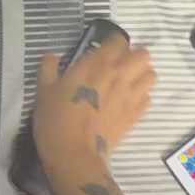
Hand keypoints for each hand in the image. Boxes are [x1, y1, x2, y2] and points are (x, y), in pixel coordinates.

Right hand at [33, 35, 155, 178]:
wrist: (73, 153)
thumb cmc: (55, 119)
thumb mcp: (43, 91)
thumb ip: (48, 69)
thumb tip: (50, 57)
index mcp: (95, 65)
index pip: (118, 41)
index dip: (113, 42)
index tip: (103, 49)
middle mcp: (118, 75)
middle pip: (142, 54)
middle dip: (133, 56)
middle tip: (118, 65)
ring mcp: (130, 96)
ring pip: (151, 74)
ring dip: (141, 74)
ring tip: (127, 82)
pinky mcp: (136, 115)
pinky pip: (148, 98)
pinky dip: (141, 96)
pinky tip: (127, 102)